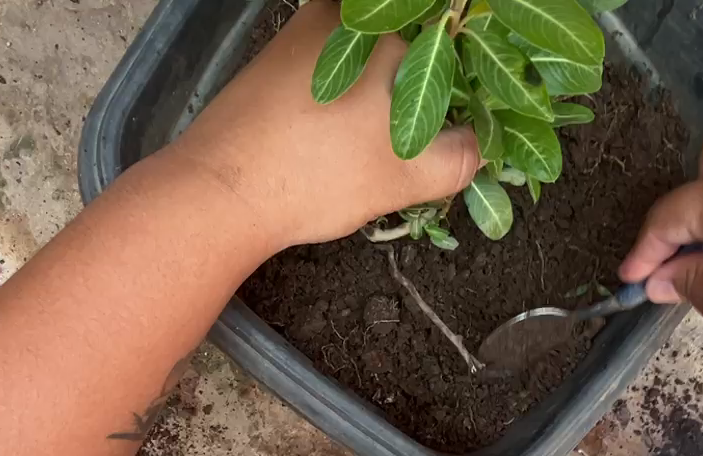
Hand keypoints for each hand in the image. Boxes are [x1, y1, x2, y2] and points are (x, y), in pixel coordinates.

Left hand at [158, 1, 479, 250]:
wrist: (221, 190)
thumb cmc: (317, 175)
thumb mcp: (402, 177)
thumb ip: (455, 159)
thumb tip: (481, 149)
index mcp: (386, 26)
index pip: (450, 47)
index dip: (466, 89)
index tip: (465, 129)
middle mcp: (344, 15)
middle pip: (409, 49)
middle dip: (424, 98)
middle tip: (423, 148)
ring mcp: (305, 33)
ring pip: (369, 61)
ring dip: (384, 102)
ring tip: (380, 153)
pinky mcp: (276, 62)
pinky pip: (333, 72)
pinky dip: (349, 103)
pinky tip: (341, 144)